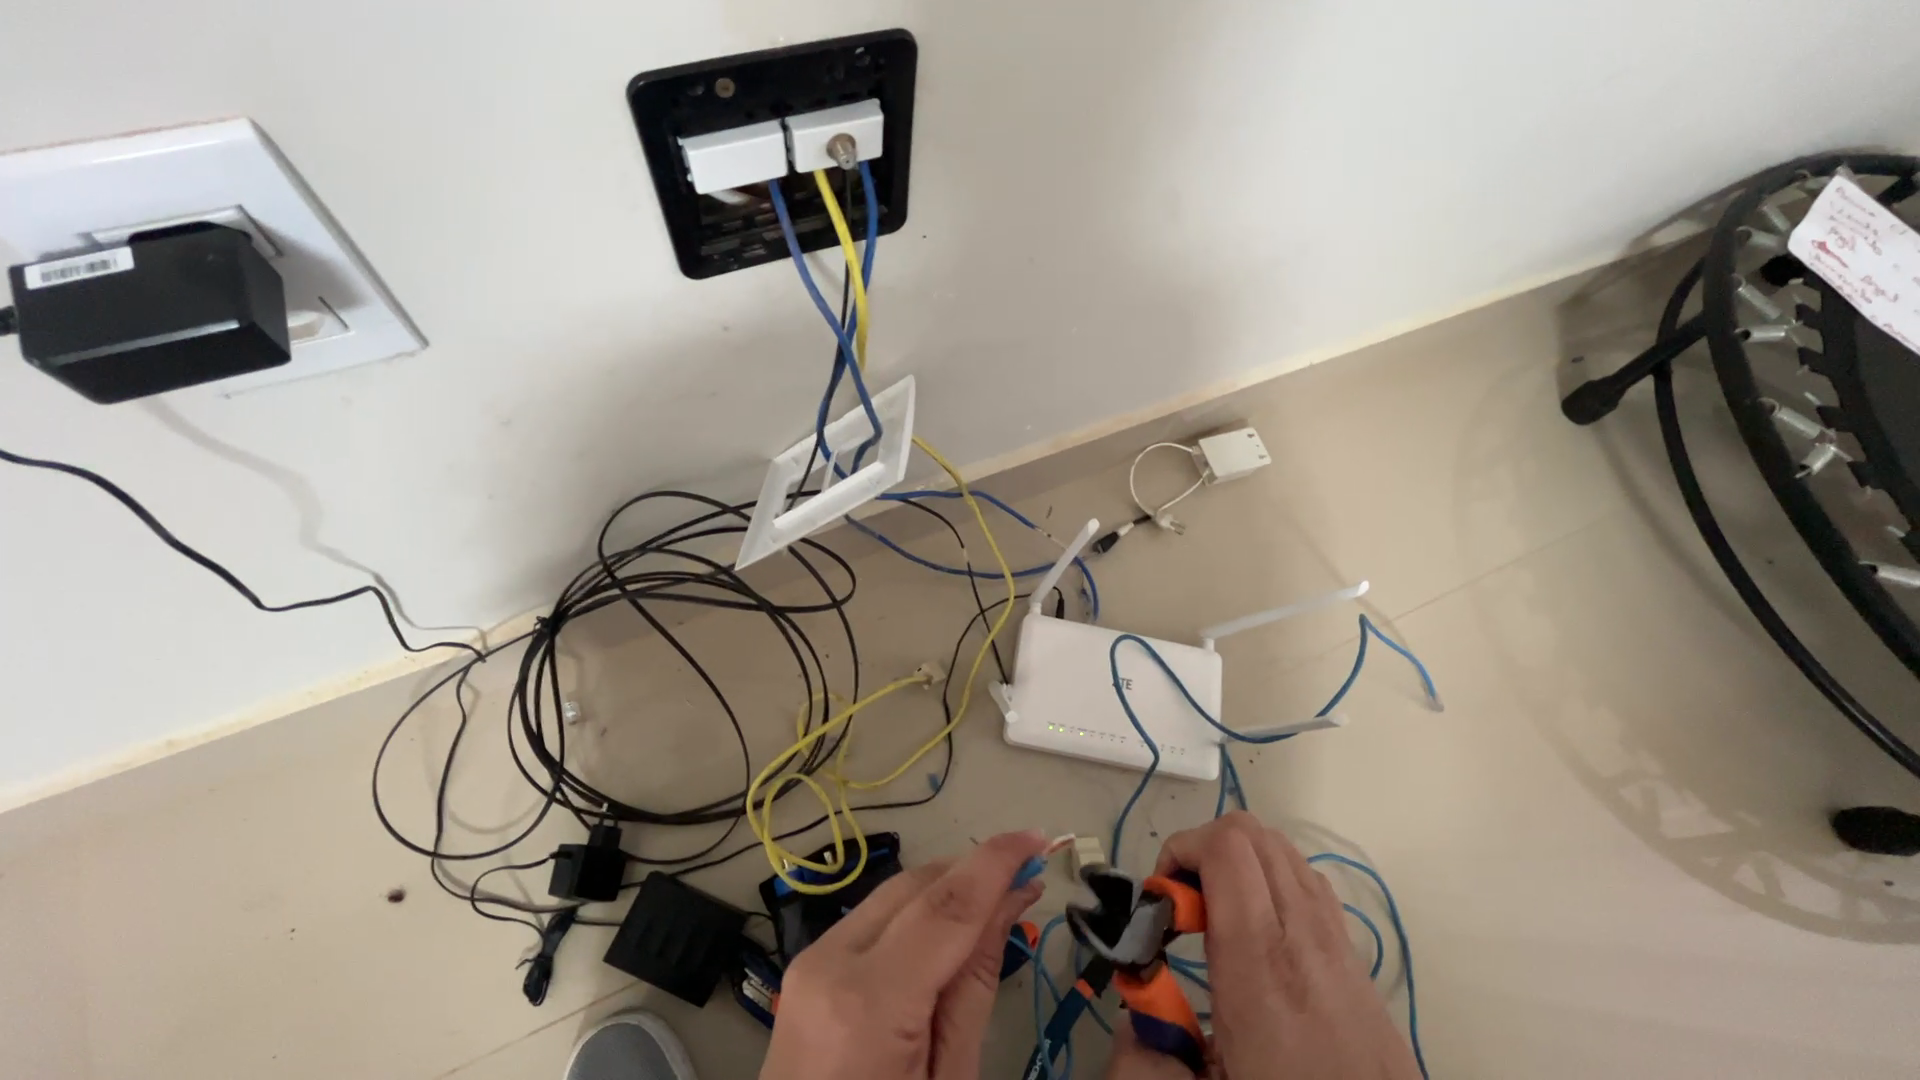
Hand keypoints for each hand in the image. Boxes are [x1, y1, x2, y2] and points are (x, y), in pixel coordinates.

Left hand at [759, 830, 1047, 1079]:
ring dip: (948, 885)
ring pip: (894, 893)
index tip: (1036, 837)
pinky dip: (917, 908)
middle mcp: (830, 963)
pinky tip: (951, 921)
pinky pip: (873, 916)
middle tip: (1028, 870)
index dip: (995, 863)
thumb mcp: (949, 1079)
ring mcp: (811, 960)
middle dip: (974, 869)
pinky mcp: (808, 964)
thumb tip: (1007, 905)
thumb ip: (975, 988)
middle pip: (916, 887)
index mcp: (868, 1003)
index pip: (945, 907)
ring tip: (999, 895)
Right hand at [1148, 812, 1418, 1079]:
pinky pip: (1304, 877)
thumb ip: (1145, 1064)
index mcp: (1261, 961)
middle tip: (1181, 907)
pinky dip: (1268, 879)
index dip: (1180, 851)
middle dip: (1200, 849)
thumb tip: (1129, 1023)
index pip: (1226, 848)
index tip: (1160, 904)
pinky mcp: (1351, 949)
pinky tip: (1255, 931)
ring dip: (1235, 861)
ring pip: (1279, 846)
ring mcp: (1334, 935)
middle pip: (1250, 832)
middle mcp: (1302, 932)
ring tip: (1214, 917)